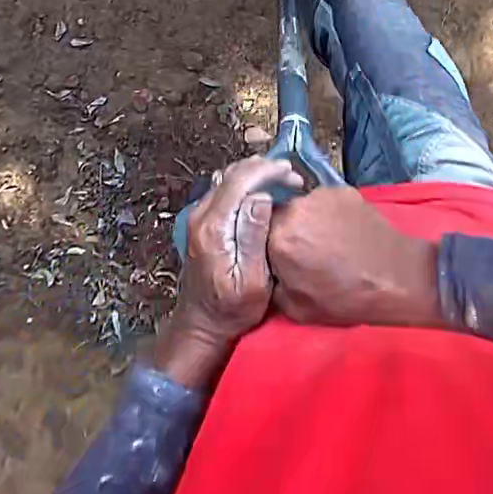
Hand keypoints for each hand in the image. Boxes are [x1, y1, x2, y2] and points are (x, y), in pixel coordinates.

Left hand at [152, 155, 300, 388]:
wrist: (202, 324)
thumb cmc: (232, 309)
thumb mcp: (252, 280)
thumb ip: (254, 236)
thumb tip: (261, 197)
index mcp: (213, 227)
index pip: (240, 181)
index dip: (268, 171)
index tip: (293, 176)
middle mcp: (201, 215)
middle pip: (233, 174)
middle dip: (265, 169)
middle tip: (293, 178)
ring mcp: (198, 216)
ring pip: (228, 178)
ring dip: (257, 174)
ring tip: (284, 181)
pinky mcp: (202, 220)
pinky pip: (225, 189)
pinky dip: (247, 182)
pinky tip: (265, 191)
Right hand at [267, 185, 444, 328]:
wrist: (397, 277)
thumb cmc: (346, 298)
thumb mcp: (296, 307)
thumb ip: (272, 282)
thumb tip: (266, 268)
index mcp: (279, 237)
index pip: (254, 229)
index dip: (263, 243)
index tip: (274, 256)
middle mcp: (296, 208)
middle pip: (278, 212)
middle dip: (284, 229)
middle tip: (300, 249)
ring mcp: (322, 195)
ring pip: (302, 205)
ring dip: (306, 219)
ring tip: (325, 240)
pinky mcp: (343, 189)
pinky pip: (324, 200)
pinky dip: (328, 213)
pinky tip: (341, 230)